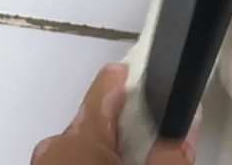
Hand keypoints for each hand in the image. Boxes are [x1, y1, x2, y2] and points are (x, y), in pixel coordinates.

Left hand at [30, 64, 193, 164]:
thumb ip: (171, 151)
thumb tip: (188, 117)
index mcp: (79, 136)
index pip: (108, 82)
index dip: (136, 76)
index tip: (155, 78)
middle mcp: (54, 146)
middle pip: (97, 114)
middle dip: (124, 123)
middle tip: (151, 140)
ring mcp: (44, 163)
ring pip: (83, 141)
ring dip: (106, 147)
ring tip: (132, 158)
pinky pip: (71, 158)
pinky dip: (90, 159)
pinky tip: (108, 164)